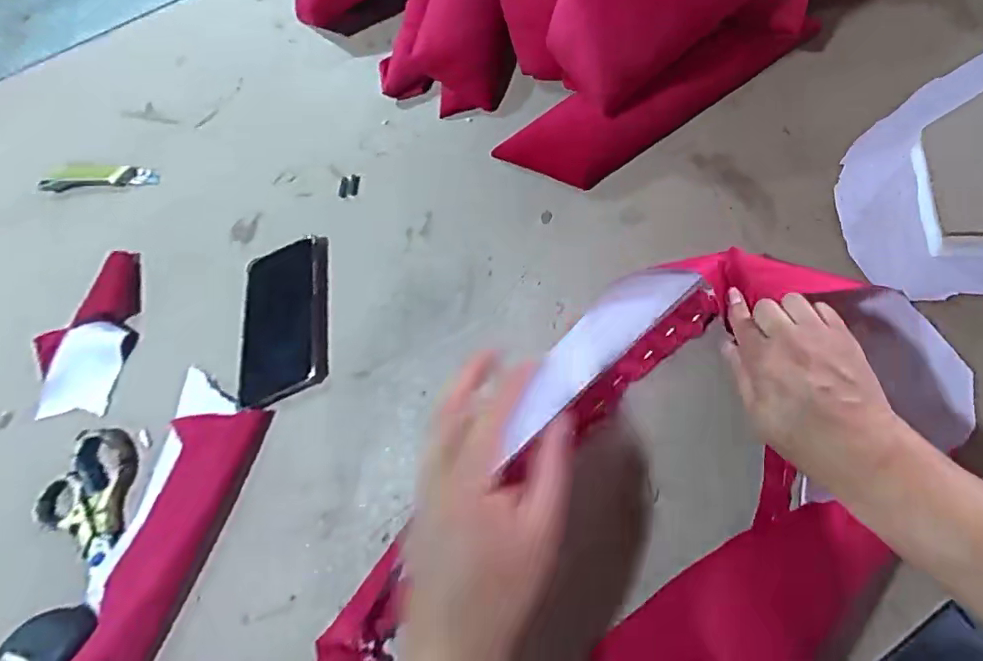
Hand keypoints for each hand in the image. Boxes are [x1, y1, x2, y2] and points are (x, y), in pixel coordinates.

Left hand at [405, 352, 571, 660]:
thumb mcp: (544, 526)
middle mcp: (437, 479)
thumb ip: (552, 465)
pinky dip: (453, 422)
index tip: (538, 360)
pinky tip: (472, 425)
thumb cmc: (507, 586)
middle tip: (493, 351)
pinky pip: (436, 450)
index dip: (517, 383)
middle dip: (469, 379)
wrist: (454, 646)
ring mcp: (423, 495)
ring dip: (459, 398)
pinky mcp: (422, 510)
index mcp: (469, 479)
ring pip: (436, 432)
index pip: (494, 414)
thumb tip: (560, 417)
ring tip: (482, 376)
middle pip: (449, 415)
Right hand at [721, 288, 912, 497]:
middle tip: (769, 336)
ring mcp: (818, 331)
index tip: (734, 296)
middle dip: (763, 318)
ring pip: (793, 300)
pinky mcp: (842, 331)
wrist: (859, 443)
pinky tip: (816, 332)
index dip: (736, 308)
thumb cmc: (804, 440)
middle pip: (766, 305)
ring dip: (788, 312)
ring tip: (793, 330)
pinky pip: (821, 306)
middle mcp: (788, 337)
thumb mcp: (760, 418)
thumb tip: (730, 346)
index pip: (743, 322)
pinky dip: (814, 314)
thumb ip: (742, 377)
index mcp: (763, 359)